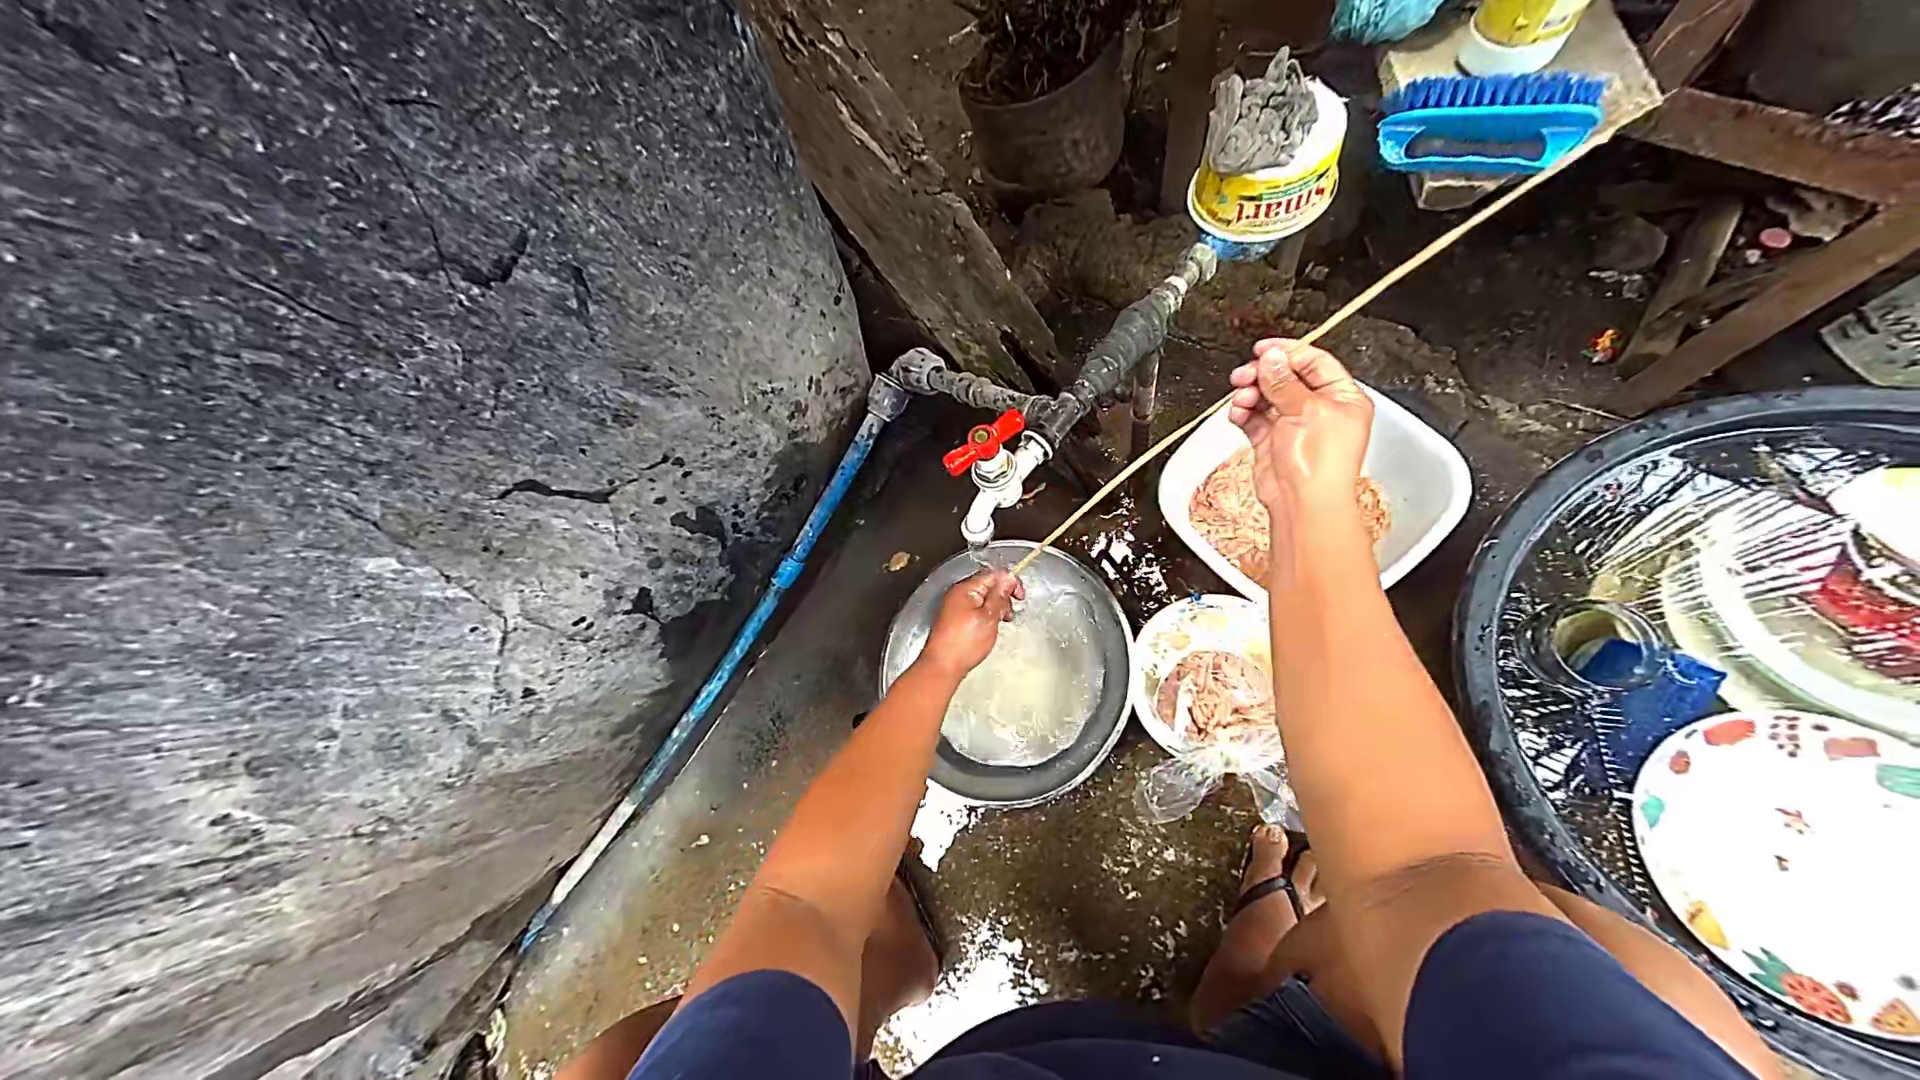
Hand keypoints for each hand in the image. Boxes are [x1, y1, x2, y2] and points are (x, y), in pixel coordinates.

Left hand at [916, 569, 1024, 680]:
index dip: (1010, 582)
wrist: (942, 666)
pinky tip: (990, 627)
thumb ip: (999, 596)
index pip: (993, 574)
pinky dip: (987, 615)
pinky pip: (976, 610)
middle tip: (1009, 614)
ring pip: (983, 599)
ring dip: (996, 607)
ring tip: (1001, 622)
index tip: (1019, 597)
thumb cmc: (963, 643)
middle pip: (988, 585)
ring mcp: (956, 606)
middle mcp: (959, 594)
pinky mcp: (956, 619)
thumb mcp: (988, 617)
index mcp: (966, 588)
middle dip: (1003, 597)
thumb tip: (1008, 579)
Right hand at [1227, 338, 1372, 510]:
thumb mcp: (1307, 410)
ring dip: (1250, 394)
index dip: (1287, 353)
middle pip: (1285, 378)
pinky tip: (1238, 413)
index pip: (1314, 362)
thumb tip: (1271, 358)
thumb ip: (1285, 381)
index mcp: (1341, 397)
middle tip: (1245, 375)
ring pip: (1266, 397)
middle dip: (1262, 375)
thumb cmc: (1321, 464)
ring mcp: (1294, 425)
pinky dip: (1243, 413)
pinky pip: (1253, 419)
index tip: (1263, 350)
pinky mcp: (1272, 441)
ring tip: (1241, 399)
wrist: (1303, 503)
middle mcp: (1318, 409)